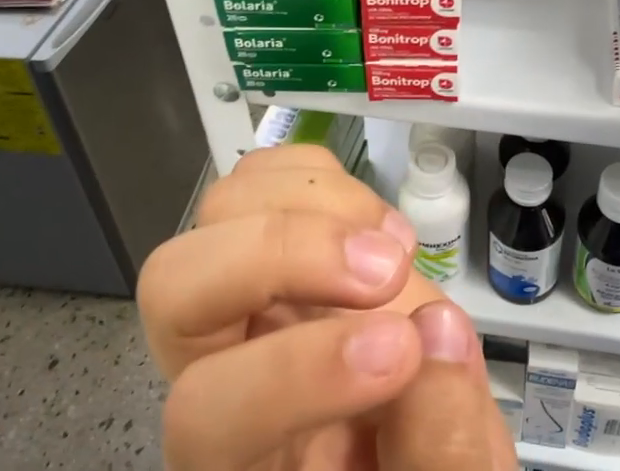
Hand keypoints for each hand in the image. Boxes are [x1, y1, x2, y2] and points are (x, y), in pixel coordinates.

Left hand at [138, 144, 515, 469]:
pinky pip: (264, 176)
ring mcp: (240, 294)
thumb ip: (443, 444)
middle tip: (388, 271)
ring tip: (397, 249)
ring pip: (222, 210)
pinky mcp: (274, 240)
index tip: (398, 352)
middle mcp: (216, 370)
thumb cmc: (415, 460)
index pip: (205, 411)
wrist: (415, 426)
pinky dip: (324, 178)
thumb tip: (435, 333)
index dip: (296, 372)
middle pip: (175, 285)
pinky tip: (378, 225)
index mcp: (237, 459)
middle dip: (283, 254)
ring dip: (319, 207)